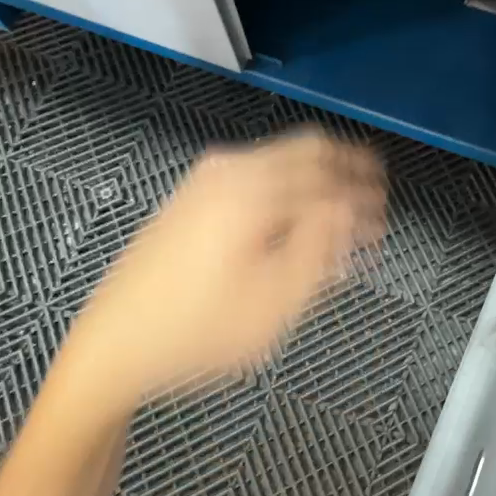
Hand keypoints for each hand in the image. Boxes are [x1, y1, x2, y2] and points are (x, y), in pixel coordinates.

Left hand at [54, 128, 386, 417]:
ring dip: (318, 183)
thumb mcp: (273, 304)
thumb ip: (321, 249)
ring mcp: (208, 178)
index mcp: (251, 190)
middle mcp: (229, 170)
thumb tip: (349, 213)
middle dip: (346, 178)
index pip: (330, 172)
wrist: (114, 344)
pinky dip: (288, 190)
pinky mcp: (195, 193)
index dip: (365, 196)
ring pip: (284, 160)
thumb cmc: (190, 333)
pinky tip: (296, 225)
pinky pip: (259, 173)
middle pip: (310, 151)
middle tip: (369, 209)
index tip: (381, 218)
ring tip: (337, 224)